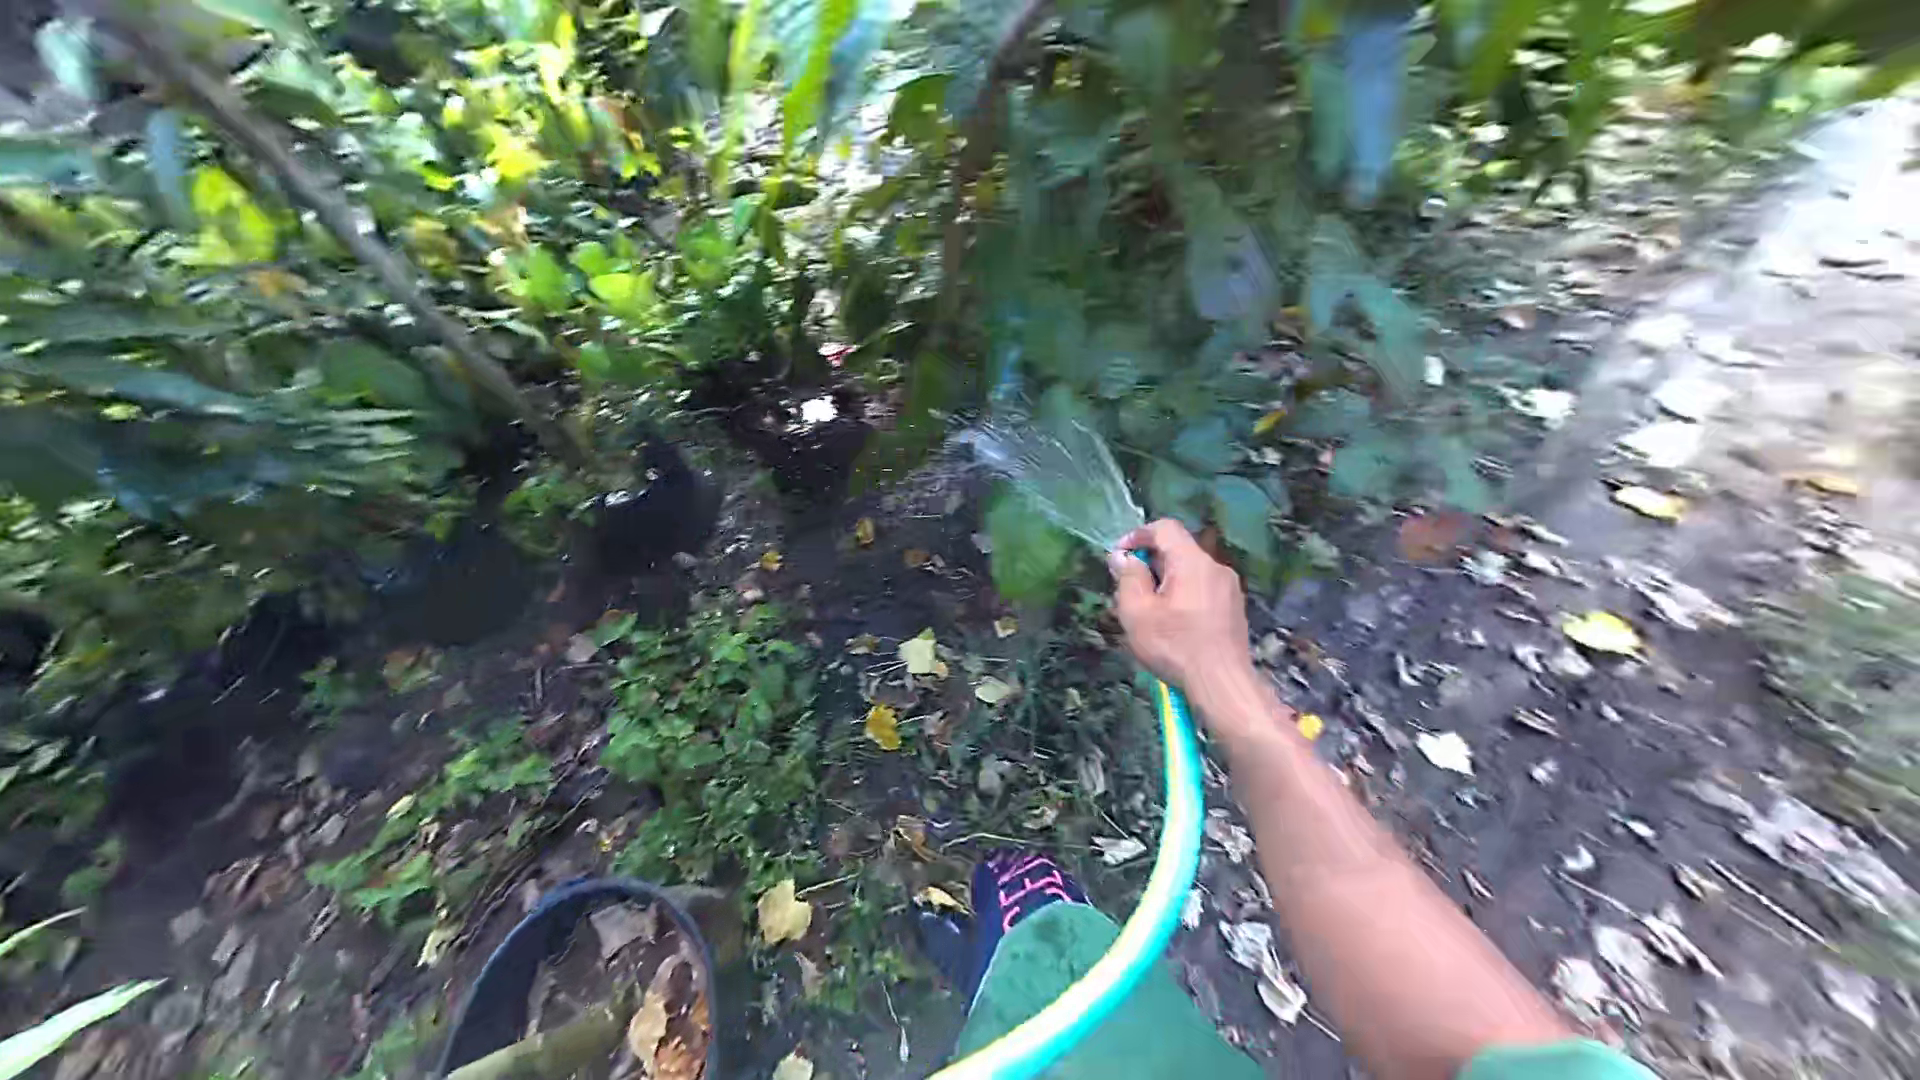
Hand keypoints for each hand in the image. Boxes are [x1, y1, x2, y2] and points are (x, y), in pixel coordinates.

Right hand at [1108, 519, 1255, 695]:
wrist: (1222, 683)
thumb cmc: (1175, 645)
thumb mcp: (1137, 612)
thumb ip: (1128, 578)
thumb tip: (1122, 557)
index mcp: (1191, 562)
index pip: (1164, 528)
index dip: (1138, 535)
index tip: (1120, 557)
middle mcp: (1215, 567)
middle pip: (1177, 550)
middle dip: (1149, 563)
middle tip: (1129, 589)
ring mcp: (1228, 589)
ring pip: (1189, 572)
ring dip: (1165, 582)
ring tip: (1148, 611)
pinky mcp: (1234, 609)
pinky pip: (1202, 589)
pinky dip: (1183, 596)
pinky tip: (1173, 625)